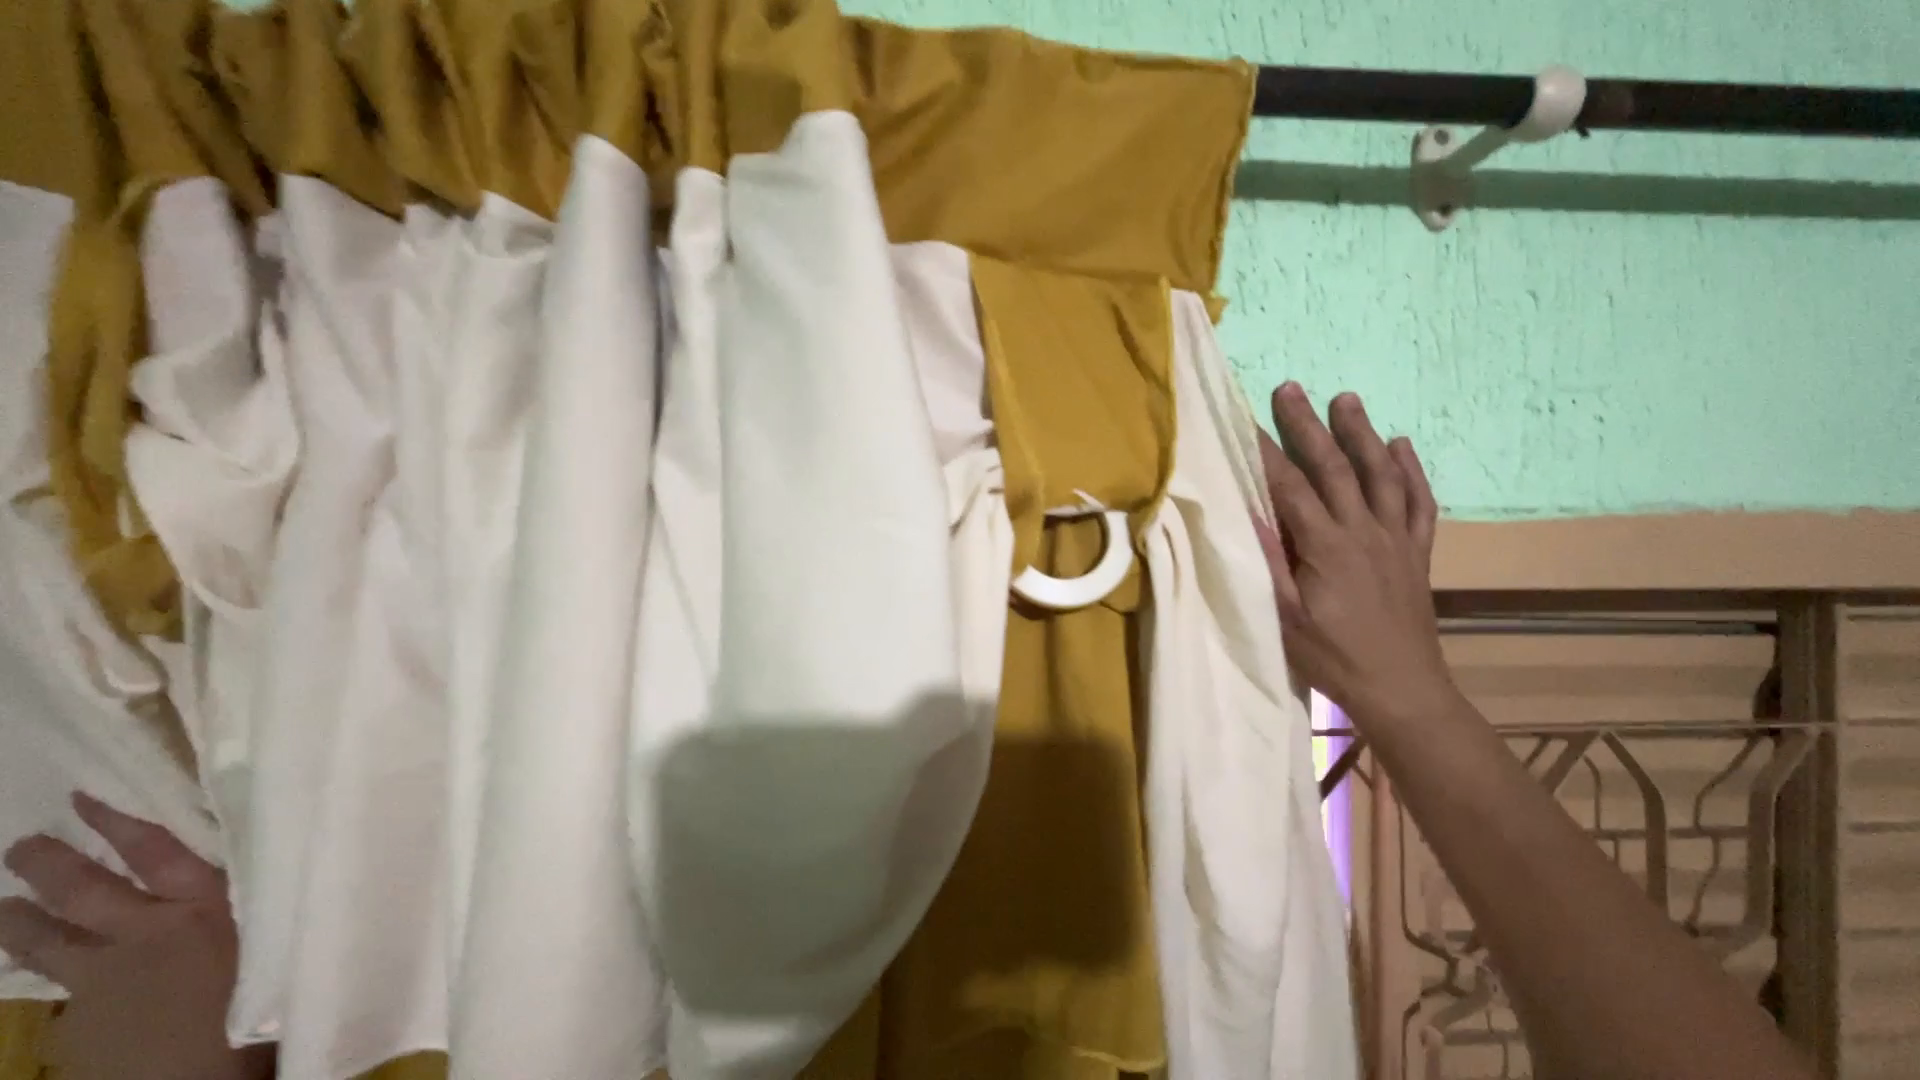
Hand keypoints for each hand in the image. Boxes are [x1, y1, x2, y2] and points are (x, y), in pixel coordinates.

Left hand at [0, 794, 270, 1079]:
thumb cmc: (267, 999)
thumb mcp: (277, 938)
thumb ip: (264, 902)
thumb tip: (282, 858)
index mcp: (205, 905)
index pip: (156, 850)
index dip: (120, 823)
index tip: (85, 798)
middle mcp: (147, 931)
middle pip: (85, 891)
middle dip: (50, 865)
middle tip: (22, 844)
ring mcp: (104, 979)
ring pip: (48, 941)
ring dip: (20, 919)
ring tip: (2, 904)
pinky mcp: (80, 1023)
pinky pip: (59, 988)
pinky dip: (46, 972)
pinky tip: (38, 970)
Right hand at [1256, 383, 1454, 729]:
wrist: (1401, 689)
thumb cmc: (1332, 657)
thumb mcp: (1284, 616)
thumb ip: (1268, 562)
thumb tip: (1246, 512)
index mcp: (1327, 546)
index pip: (1291, 486)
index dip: (1265, 450)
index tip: (1243, 418)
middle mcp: (1364, 531)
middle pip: (1335, 467)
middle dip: (1309, 426)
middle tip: (1291, 388)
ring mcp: (1395, 539)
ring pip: (1380, 475)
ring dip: (1362, 434)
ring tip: (1346, 399)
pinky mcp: (1417, 553)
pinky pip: (1418, 503)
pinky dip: (1411, 472)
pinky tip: (1401, 445)